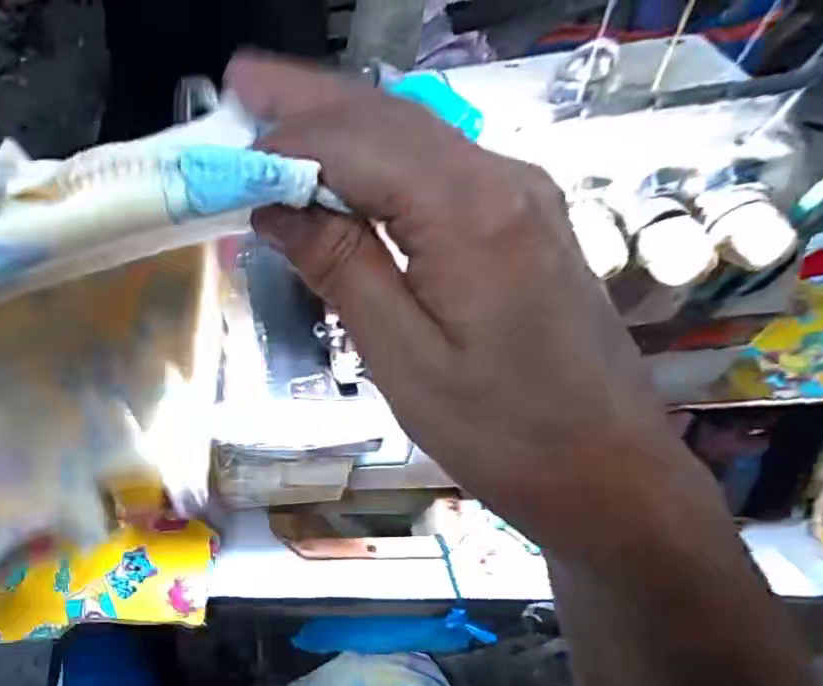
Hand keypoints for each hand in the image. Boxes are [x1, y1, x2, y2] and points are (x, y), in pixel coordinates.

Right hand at [227, 53, 723, 554]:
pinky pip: (433, 172)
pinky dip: (373, 160)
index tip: (222, 145)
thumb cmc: (495, 429)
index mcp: (469, 214)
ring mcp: (516, 197)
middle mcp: (500, 181)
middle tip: (238, 82)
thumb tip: (279, 208)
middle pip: (389, 119)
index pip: (359, 145)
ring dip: (339, 122)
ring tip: (274, 111)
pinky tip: (338, 169)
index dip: (285, 139)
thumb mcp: (401, 359)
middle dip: (308, 100)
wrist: (600, 465)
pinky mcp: (517, 223)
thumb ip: (343, 271)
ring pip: (414, 137)